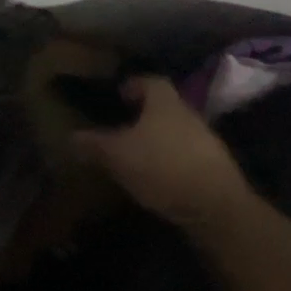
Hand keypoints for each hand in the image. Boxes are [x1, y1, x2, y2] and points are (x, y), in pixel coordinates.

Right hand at [72, 76, 255, 230]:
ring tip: (138, 154)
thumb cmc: (161, 167)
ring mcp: (209, 143)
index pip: (152, 82)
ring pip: (179, 132)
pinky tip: (159, 176)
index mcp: (165, 106)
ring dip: (160, 139)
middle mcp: (191, 117)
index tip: (119, 95)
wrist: (217, 208)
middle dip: (145, 115)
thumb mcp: (115, 155)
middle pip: (167, 107)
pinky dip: (173, 160)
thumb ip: (93, 143)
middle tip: (122, 127)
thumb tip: (72, 136)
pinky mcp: (219, 169)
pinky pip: (190, 154)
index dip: (134, 85)